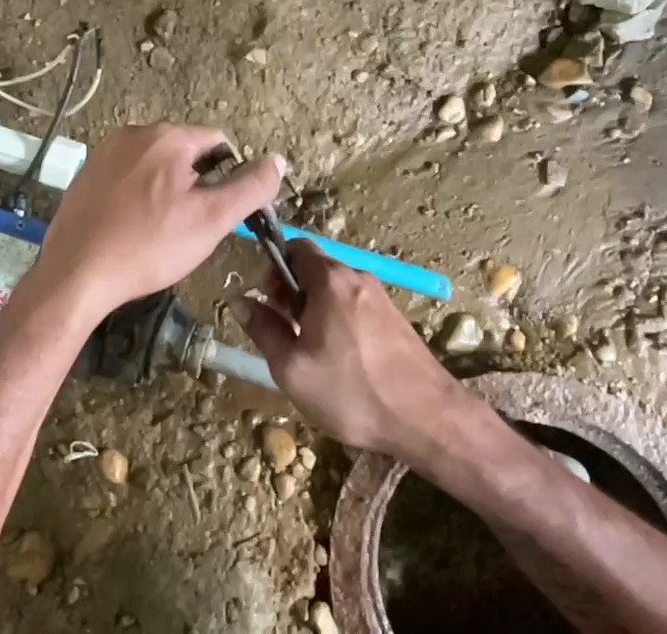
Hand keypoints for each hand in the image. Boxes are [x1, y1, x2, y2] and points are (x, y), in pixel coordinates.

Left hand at [20, 123, 284, 320]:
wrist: (75, 274)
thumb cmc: (148, 246)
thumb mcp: (212, 220)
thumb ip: (250, 188)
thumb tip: (279, 160)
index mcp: (167, 136)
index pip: (218, 143)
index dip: (229, 177)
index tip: (220, 213)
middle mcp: (133, 133)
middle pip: (185, 152)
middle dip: (196, 184)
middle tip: (190, 228)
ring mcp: (104, 152)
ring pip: (154, 166)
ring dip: (166, 191)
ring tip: (160, 232)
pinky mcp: (85, 175)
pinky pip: (126, 179)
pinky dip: (137, 198)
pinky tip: (132, 230)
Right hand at [232, 240, 462, 459]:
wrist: (427, 419)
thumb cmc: (351, 393)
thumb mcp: (291, 368)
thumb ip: (263, 329)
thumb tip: (239, 301)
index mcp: (330, 280)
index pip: (296, 246)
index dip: (274, 267)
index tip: (267, 300)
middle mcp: (357, 278)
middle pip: (315, 267)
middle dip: (291, 290)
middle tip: (283, 329)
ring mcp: (380, 297)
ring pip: (335, 288)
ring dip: (313, 307)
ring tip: (308, 349)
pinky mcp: (394, 318)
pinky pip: (354, 304)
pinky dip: (337, 318)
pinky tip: (337, 357)